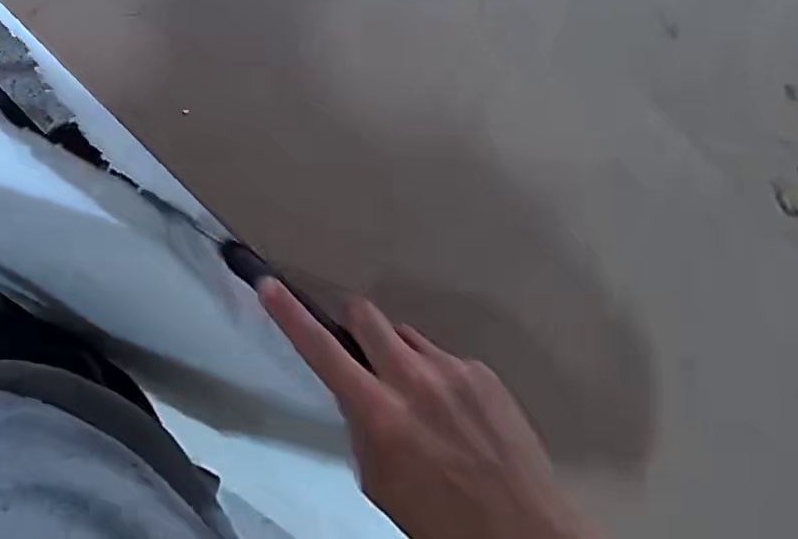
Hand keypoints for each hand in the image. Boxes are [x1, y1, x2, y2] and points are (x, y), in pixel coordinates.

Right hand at [259, 279, 598, 538]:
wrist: (529, 534)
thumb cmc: (443, 522)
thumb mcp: (381, 483)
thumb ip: (362, 427)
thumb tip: (356, 392)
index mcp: (380, 414)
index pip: (321, 351)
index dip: (289, 314)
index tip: (268, 284)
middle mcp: (412, 379)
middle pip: (364, 313)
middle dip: (353, 323)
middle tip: (360, 350)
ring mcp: (450, 369)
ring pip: (405, 336)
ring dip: (400, 357)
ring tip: (422, 402)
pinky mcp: (481, 370)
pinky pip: (442, 357)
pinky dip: (438, 377)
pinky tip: (457, 416)